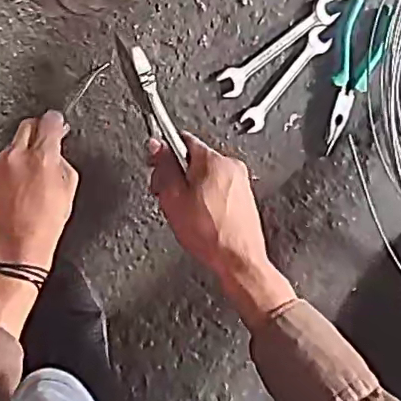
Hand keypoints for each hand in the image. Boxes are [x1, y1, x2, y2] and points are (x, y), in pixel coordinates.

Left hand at [0, 110, 78, 270]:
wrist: (16, 244)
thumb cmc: (45, 223)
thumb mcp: (68, 189)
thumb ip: (62, 161)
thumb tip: (58, 147)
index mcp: (43, 157)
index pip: (50, 122)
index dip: (56, 121)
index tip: (58, 123)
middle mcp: (19, 155)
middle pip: (28, 125)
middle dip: (38, 130)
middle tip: (44, 141)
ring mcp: (0, 163)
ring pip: (13, 143)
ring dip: (23, 150)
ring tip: (30, 173)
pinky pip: (1, 159)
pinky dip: (10, 165)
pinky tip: (16, 182)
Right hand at [148, 133, 294, 322]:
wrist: (238, 260)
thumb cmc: (210, 234)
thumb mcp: (173, 197)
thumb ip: (163, 167)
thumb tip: (156, 146)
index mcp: (213, 160)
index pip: (182, 140)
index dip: (163, 153)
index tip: (156, 165)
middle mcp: (230, 165)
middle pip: (193, 158)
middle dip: (177, 174)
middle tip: (168, 195)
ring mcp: (240, 182)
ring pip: (205, 174)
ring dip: (191, 187)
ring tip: (186, 211)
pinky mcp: (244, 197)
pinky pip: (218, 188)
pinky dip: (206, 198)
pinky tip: (201, 217)